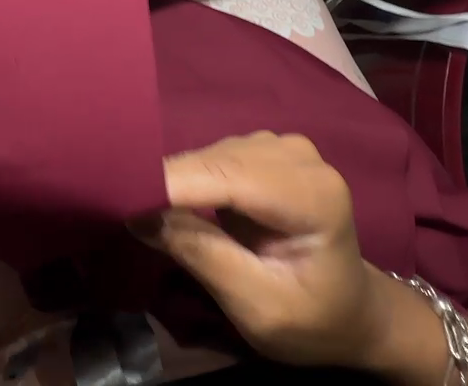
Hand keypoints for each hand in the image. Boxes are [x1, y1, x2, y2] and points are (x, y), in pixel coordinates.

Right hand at [138, 132, 443, 378]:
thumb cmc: (313, 319)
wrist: (351, 312)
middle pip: (213, 162)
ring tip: (138, 209)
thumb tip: (139, 216)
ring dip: (172, 182)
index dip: (169, 184)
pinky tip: (170, 201)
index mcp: (312, 194)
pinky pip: (210, 157)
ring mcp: (280, 147)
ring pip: (206, 155)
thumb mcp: (258, 307)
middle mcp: (296, 155)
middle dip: (163, 184)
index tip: (117, 199)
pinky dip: (185, 178)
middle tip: (116, 210)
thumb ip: (203, 256)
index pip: (228, 178)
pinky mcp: (262, 150)